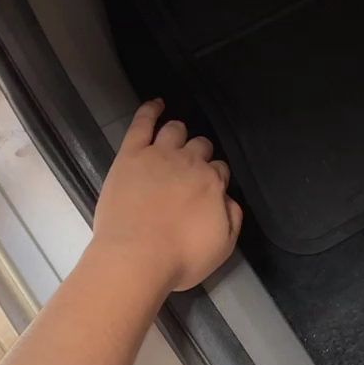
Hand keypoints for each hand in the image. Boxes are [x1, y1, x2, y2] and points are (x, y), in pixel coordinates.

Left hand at [89, 99, 242, 292]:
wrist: (136, 258)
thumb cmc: (180, 259)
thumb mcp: (222, 247)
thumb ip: (232, 219)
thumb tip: (229, 200)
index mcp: (212, 184)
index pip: (219, 171)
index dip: (214, 179)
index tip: (206, 190)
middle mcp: (189, 163)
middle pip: (200, 147)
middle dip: (199, 155)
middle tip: (189, 172)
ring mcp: (158, 155)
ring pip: (176, 130)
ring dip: (180, 134)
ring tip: (175, 142)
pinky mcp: (131, 155)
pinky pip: (142, 123)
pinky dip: (151, 110)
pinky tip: (156, 105)